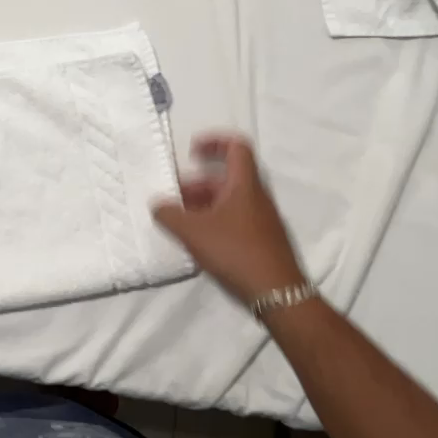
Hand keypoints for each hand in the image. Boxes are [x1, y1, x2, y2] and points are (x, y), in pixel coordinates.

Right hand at [152, 133, 305, 305]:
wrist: (279, 295)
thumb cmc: (236, 252)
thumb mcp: (193, 232)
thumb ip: (170, 215)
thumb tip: (157, 205)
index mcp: (245, 185)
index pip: (236, 147)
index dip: (214, 142)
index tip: (192, 153)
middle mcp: (257, 197)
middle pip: (227, 178)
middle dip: (197, 183)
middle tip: (175, 197)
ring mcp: (264, 220)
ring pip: (230, 201)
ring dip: (204, 204)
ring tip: (182, 222)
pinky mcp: (264, 241)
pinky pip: (237, 220)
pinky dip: (216, 222)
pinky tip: (200, 242)